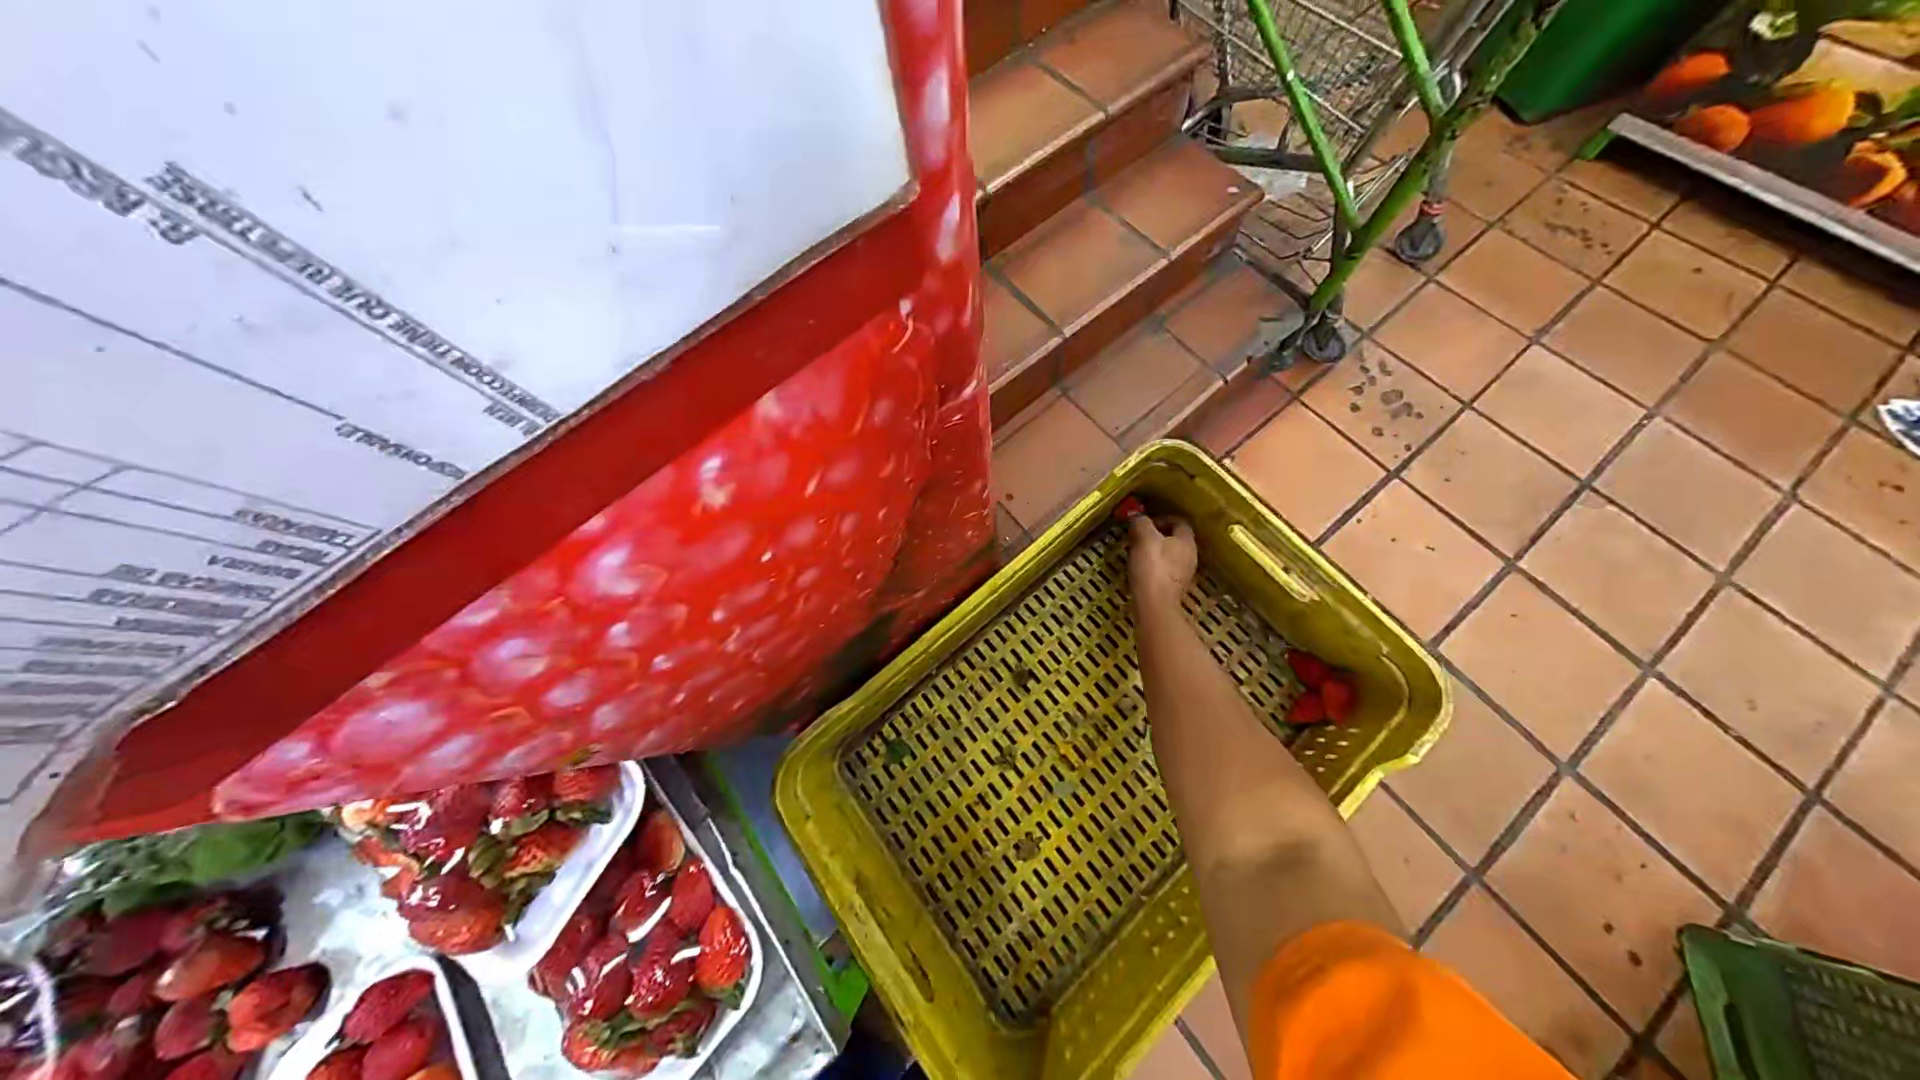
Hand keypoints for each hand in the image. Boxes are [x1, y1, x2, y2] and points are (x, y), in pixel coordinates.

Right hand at [1128, 513, 1196, 610]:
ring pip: (1170, 555)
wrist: (1155, 605)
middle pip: (1175, 538)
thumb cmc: (1152, 567)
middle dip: (1156, 535)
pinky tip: (1141, 570)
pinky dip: (1155, 567)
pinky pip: (1166, 570)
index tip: (1143, 522)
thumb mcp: (1144, 538)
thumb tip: (1136, 515)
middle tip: (1137, 537)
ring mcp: (1185, 573)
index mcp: (1186, 541)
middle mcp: (1191, 555)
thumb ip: (1141, 523)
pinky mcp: (1175, 587)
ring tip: (1137, 553)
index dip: (1161, 518)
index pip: (1179, 521)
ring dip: (1155, 551)